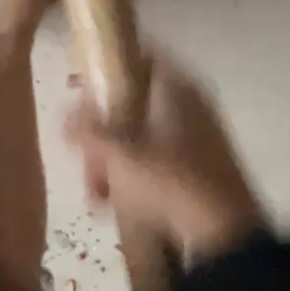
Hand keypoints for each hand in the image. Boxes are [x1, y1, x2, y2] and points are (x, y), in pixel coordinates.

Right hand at [65, 59, 263, 259]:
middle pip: (133, 103)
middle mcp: (190, 105)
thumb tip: (65, 115)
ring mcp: (197, 138)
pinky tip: (113, 203)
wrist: (224, 233)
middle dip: (101, 132)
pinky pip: (155, 161)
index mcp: (177, 89)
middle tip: (83, 159)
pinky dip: (132, 176)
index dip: (106, 67)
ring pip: (140, 136)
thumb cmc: (171, 182)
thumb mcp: (120, 155)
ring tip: (95, 193)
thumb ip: (89, 131)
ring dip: (111, 161)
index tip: (79, 86)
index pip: (140, 56)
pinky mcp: (199, 168)